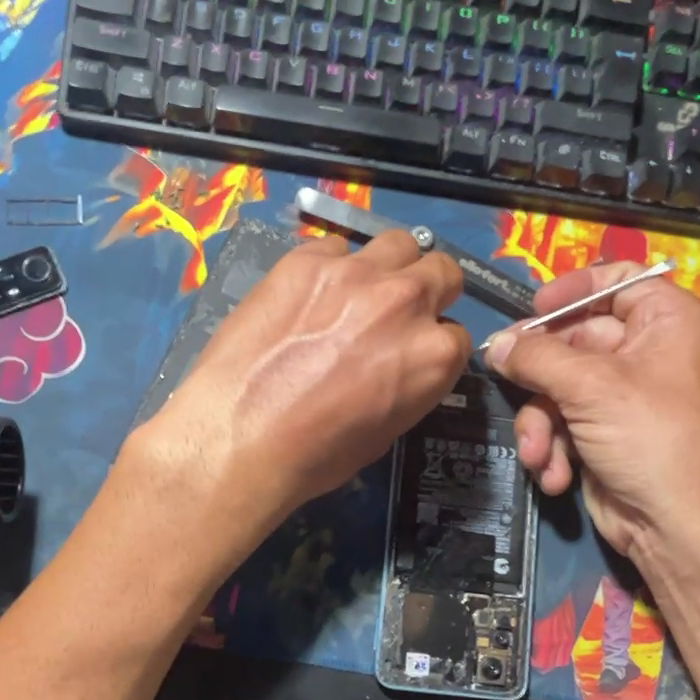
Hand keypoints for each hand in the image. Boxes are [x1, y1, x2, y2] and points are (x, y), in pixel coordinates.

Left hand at [133, 232, 469, 537]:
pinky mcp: (307, 260)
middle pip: (440, 273)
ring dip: (388, 267)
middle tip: (394, 317)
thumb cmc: (316, 454)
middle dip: (427, 293)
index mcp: (434, 354)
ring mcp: (357, 274)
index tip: (410, 355)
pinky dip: (330, 268)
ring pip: (397, 245)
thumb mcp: (385, 431)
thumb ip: (409, 383)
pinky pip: (336, 248)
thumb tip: (400, 365)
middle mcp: (407, 302)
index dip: (433, 345)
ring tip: (357, 295)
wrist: (242, 436)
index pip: (456, 334)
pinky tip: (307, 297)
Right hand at [484, 263, 699, 558]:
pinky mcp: (601, 436)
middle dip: (540, 376)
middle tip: (507, 377)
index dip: (574, 290)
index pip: (618, 283)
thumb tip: (496, 345)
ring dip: (541, 425)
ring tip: (539, 453)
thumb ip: (537, 357)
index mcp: (666, 323)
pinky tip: (556, 474)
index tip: (534, 308)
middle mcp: (646, 354)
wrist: (674, 526)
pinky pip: (562, 425)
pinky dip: (553, 449)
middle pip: (574, 340)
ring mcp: (621, 398)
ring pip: (557, 389)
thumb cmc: (650, 438)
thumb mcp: (590, 387)